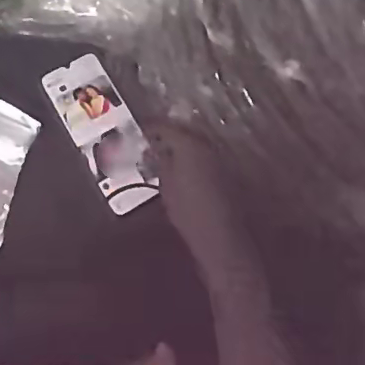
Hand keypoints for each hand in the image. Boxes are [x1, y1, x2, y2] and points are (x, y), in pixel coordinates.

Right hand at [149, 125, 260, 296]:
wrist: (220, 238)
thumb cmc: (188, 212)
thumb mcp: (166, 185)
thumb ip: (160, 161)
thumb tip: (153, 148)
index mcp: (189, 144)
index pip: (165, 127)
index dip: (150, 128)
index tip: (138, 133)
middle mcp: (207, 144)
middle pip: (183, 129)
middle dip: (166, 134)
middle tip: (149, 143)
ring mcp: (219, 156)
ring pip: (195, 140)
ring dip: (179, 144)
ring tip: (162, 155)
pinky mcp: (226, 169)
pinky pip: (204, 153)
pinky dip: (191, 155)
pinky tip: (181, 167)